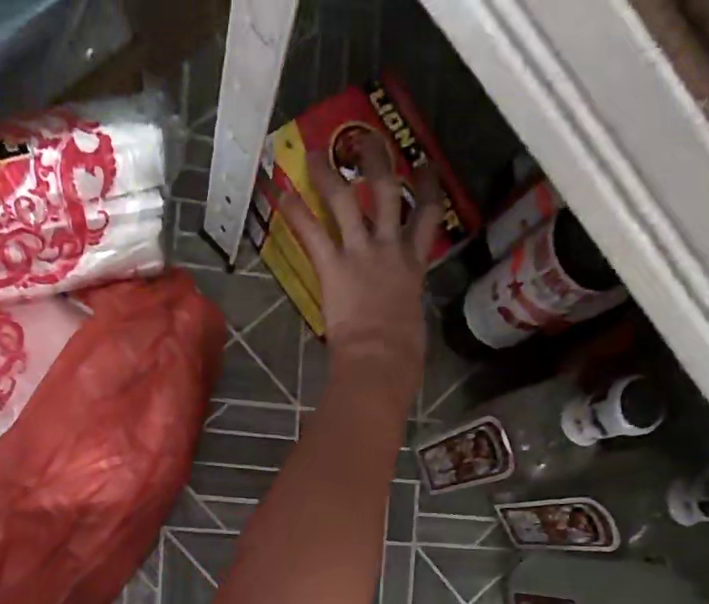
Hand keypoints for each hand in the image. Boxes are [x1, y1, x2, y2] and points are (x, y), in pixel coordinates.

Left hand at [279, 134, 441, 394]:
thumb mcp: (412, 321)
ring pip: (345, 200)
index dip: (428, 187)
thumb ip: (405, 305)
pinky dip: (294, 212)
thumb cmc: (403, 352)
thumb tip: (400, 314)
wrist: (381, 359)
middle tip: (368, 139)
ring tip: (315, 151)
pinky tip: (279, 193)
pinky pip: (311, 232)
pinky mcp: (333, 266)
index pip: (428, 216)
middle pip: (386, 193)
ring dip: (329, 173)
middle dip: (377, 162)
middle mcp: (389, 248)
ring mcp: (360, 253)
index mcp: (414, 265)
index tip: (424, 165)